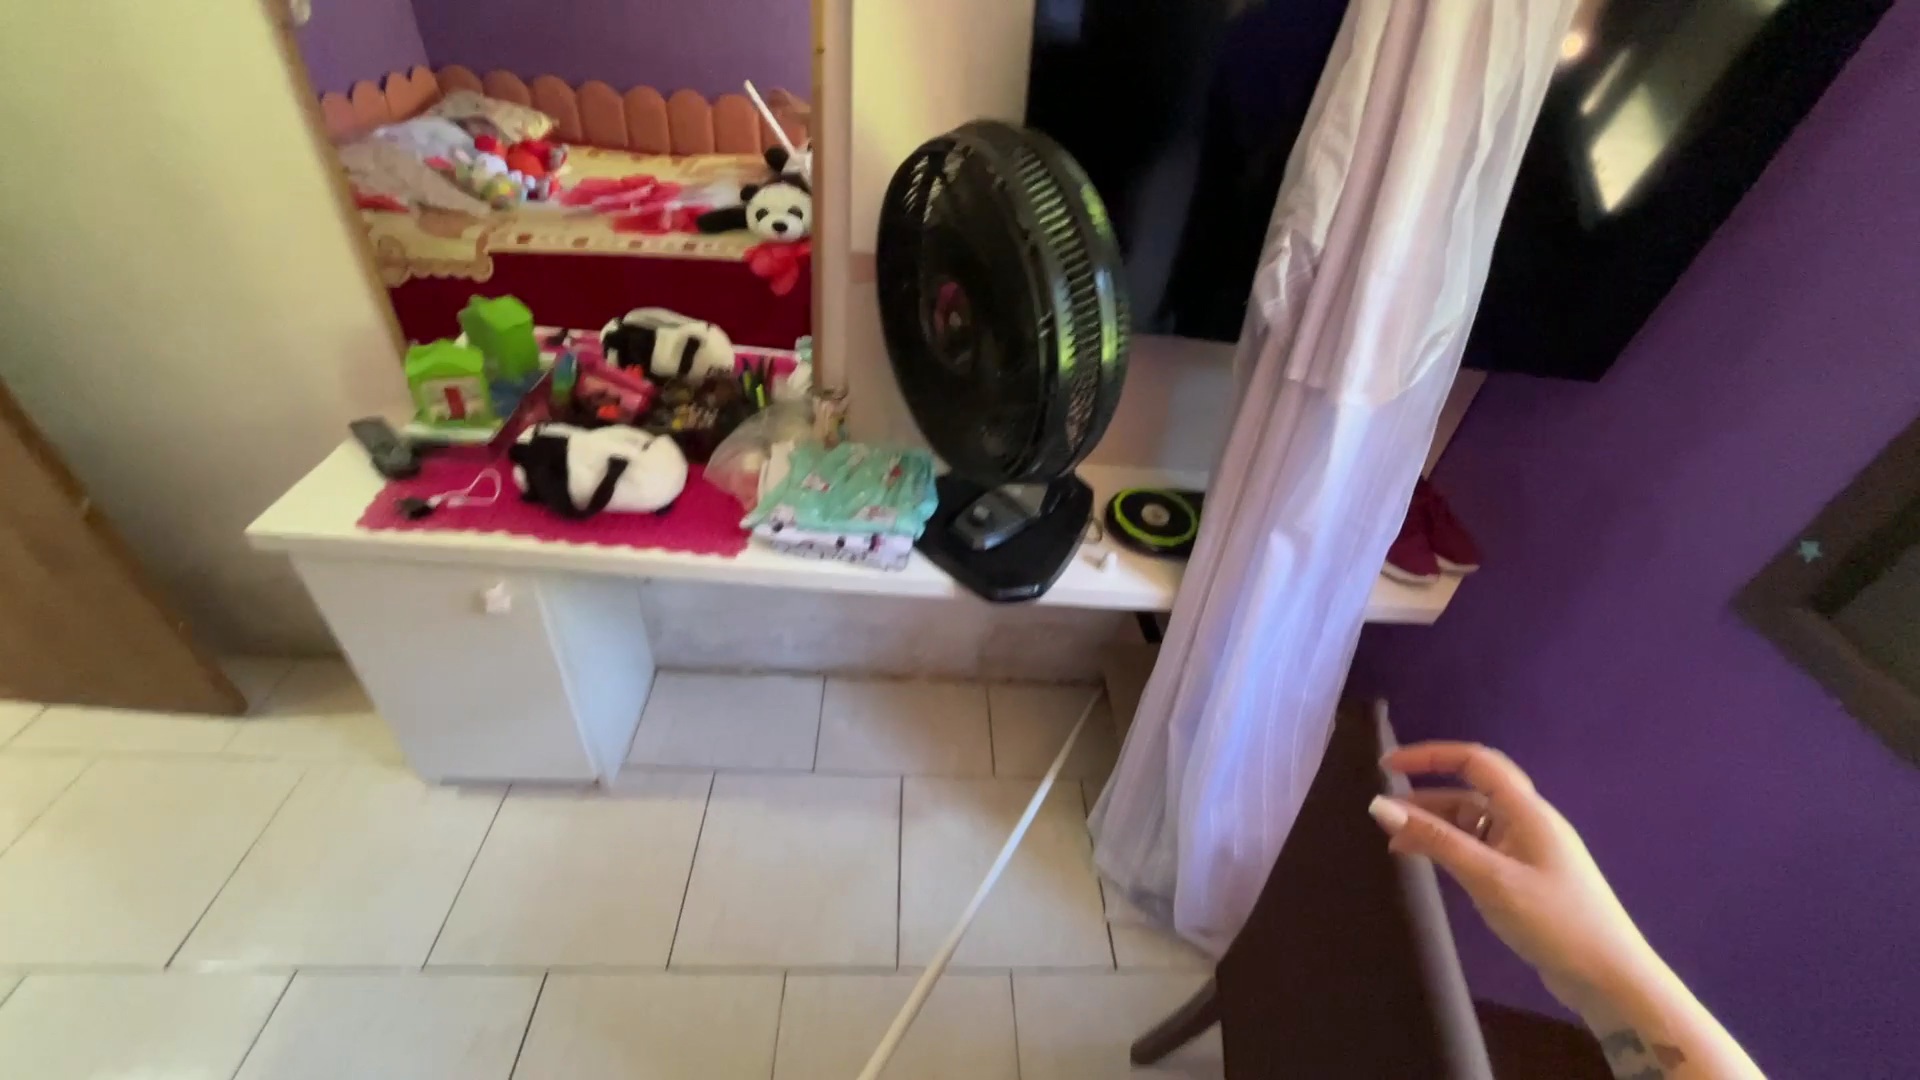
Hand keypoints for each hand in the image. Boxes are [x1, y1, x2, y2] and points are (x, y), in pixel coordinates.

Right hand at [1368, 741, 1655, 1008]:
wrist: (1615, 985)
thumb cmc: (1555, 922)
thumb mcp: (1487, 878)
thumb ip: (1433, 839)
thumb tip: (1378, 805)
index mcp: (1526, 811)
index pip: (1474, 761)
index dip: (1429, 756)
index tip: (1387, 765)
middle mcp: (1527, 822)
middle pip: (1468, 791)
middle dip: (1423, 797)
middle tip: (1385, 815)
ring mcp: (1528, 849)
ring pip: (1470, 822)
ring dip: (1433, 826)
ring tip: (1397, 845)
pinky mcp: (1525, 875)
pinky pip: (1478, 846)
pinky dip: (1449, 847)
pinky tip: (1429, 862)